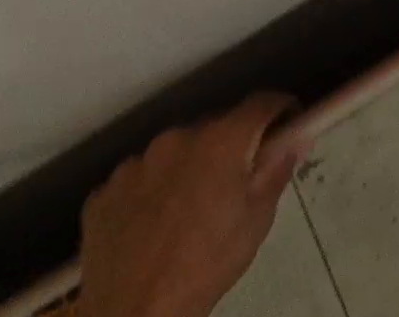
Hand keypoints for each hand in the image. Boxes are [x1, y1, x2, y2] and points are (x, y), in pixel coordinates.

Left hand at [77, 93, 308, 316]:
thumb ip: (278, 167)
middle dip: (232, 142)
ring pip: (174, 151)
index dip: (282, 109)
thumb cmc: (209, 260)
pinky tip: (156, 221)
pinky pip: (139, 178)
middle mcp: (176, 139)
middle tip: (239, 176)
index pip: (261, 103)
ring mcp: (133, 165)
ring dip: (189, 164)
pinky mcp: (102, 194)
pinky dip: (153, 189)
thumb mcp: (259, 216)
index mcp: (221, 139)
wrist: (136, 311)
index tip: (290, 124)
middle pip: (215, 125)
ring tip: (192, 203)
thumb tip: (296, 137)